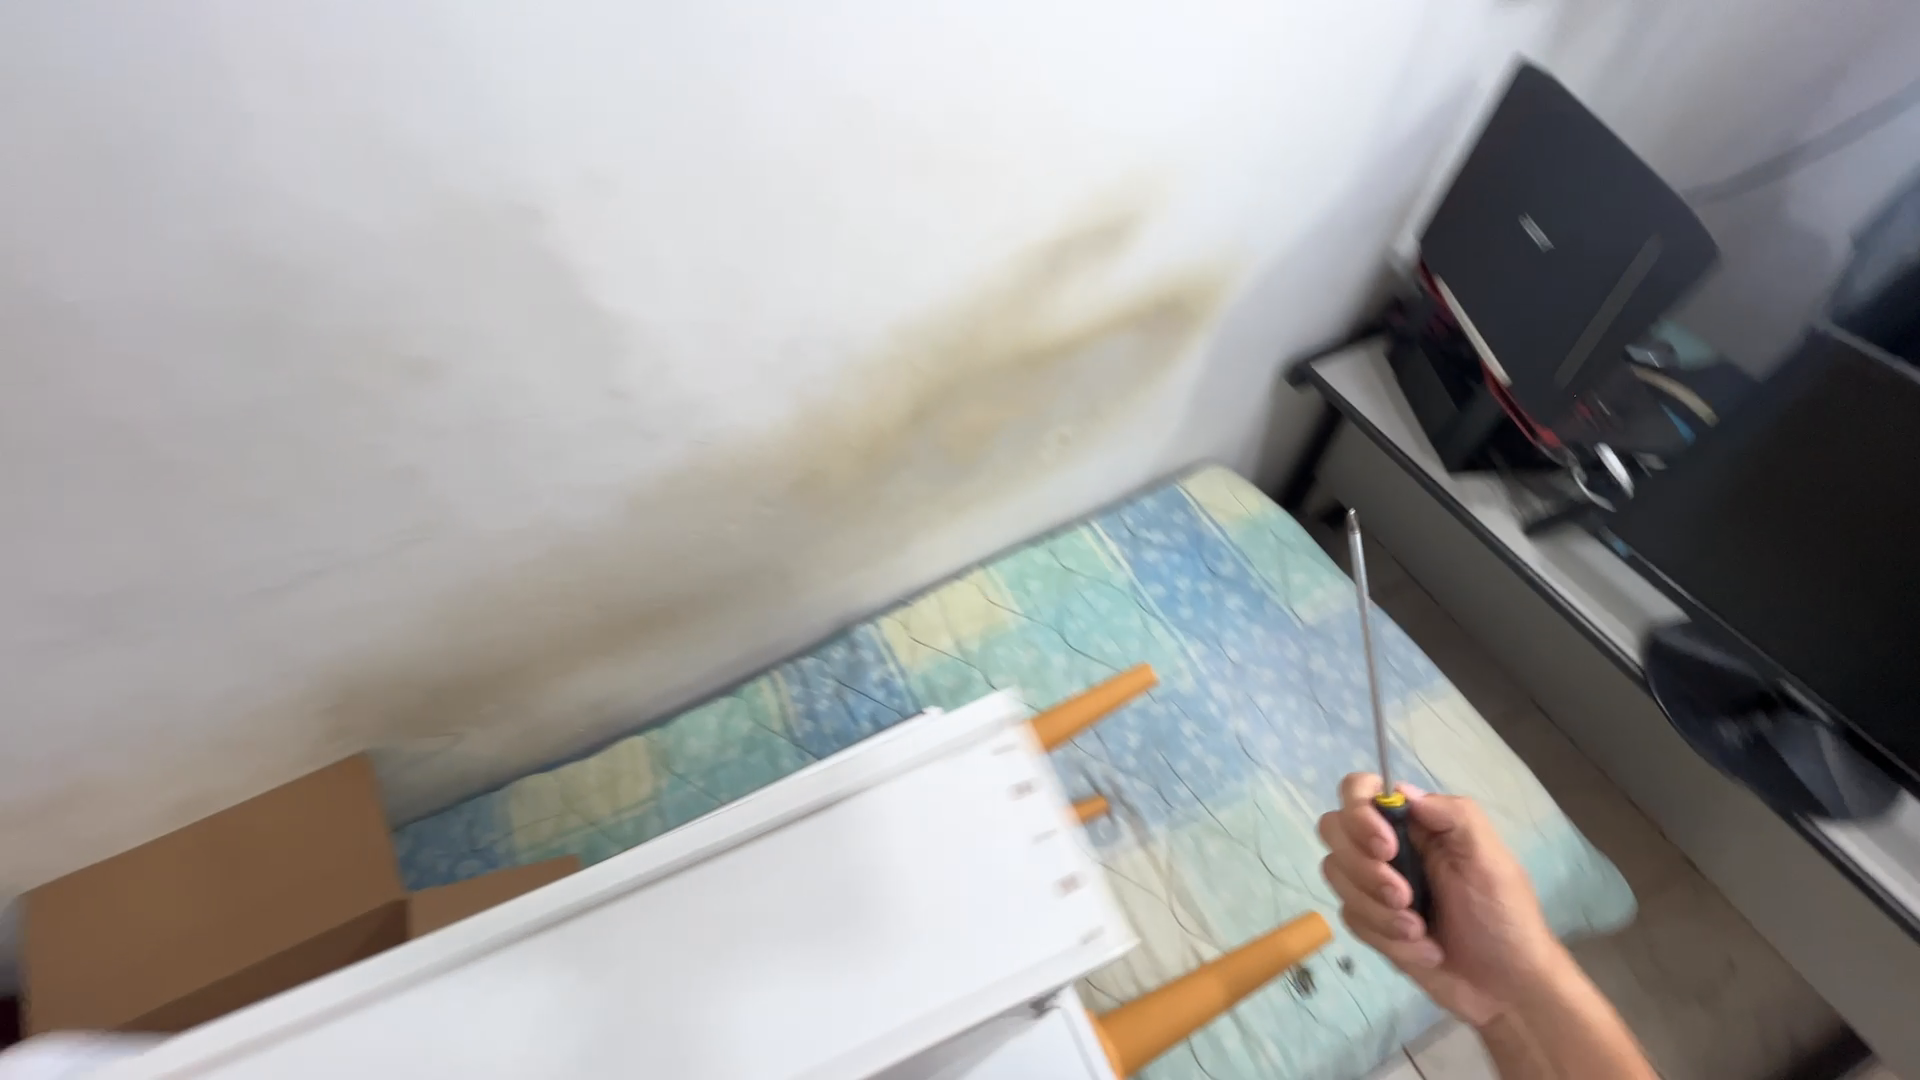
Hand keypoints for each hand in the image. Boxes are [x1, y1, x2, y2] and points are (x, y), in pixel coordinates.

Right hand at [1319, 773, 1567, 1026]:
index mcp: (1411, 824)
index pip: (1357, 790)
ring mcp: (1370, 882)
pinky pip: (1350, 915)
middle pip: (1333, 829)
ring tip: (1420, 931)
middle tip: (1405, 897)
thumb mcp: (1491, 861)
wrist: (1509, 989)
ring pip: (1335, 874)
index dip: (1358, 812)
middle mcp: (1382, 846)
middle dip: (1364, 868)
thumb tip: (1399, 790)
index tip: (1387, 848)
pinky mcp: (1367, 919)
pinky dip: (1386, 936)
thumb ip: (1454, 816)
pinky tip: (1423, 949)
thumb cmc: (1504, 916)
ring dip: (1377, 908)